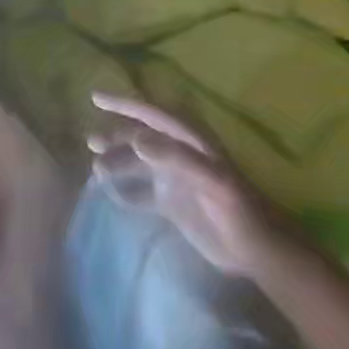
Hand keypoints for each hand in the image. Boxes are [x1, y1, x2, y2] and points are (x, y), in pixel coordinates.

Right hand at [87, 93, 282, 277]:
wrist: (257, 250)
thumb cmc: (239, 210)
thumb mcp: (213, 181)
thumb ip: (177, 158)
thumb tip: (136, 139)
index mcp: (191, 141)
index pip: (153, 114)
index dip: (125, 104)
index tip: (95, 98)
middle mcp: (179, 155)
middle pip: (141, 137)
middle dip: (116, 135)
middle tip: (91, 142)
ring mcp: (175, 179)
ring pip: (138, 163)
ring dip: (117, 163)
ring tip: (96, 170)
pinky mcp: (173, 204)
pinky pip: (142, 192)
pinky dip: (125, 191)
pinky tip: (110, 194)